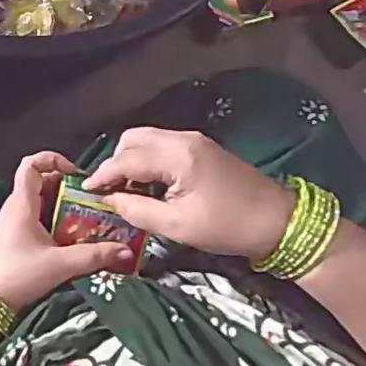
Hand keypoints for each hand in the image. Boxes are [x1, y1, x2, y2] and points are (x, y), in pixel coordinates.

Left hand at [0, 151, 135, 309]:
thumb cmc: (18, 275)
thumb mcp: (60, 264)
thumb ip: (94, 256)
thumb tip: (124, 250)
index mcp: (22, 203)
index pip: (31, 165)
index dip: (53, 159)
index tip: (75, 174)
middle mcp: (18, 207)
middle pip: (43, 181)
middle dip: (68, 186)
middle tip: (90, 198)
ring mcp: (17, 221)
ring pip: (44, 200)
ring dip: (65, 204)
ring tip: (89, 216)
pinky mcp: (20, 236)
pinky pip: (42, 217)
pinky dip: (59, 219)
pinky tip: (76, 235)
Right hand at [82, 128, 293, 259]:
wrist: (279, 222)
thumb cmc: (228, 226)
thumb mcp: (177, 226)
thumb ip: (136, 211)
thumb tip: (109, 201)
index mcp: (177, 156)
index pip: (126, 159)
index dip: (103, 175)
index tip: (86, 192)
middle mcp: (183, 139)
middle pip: (133, 139)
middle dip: (116, 163)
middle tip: (109, 191)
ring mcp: (194, 141)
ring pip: (147, 139)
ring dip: (131, 160)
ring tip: (127, 190)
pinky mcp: (201, 148)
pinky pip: (162, 146)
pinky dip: (147, 160)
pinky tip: (149, 184)